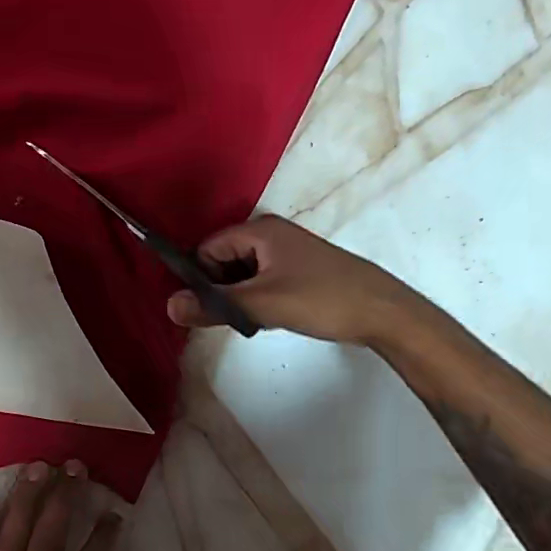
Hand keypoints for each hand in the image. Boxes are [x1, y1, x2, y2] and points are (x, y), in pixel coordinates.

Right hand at [166, 215, 418, 344]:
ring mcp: (287, 254)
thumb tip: (169, 307)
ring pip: (243, 274)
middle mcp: (271, 235)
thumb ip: (215, 305)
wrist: (381, 311)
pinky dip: (258, 299)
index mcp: (260, 231)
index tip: (202, 308)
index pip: (208, 249)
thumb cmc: (322, 299)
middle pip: (223, 260)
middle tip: (232, 317)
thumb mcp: (263, 304)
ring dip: (240, 297)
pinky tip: (269, 317)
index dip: (199, 278)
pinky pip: (263, 282)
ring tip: (253, 319)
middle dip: (220, 289)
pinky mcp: (299, 272)